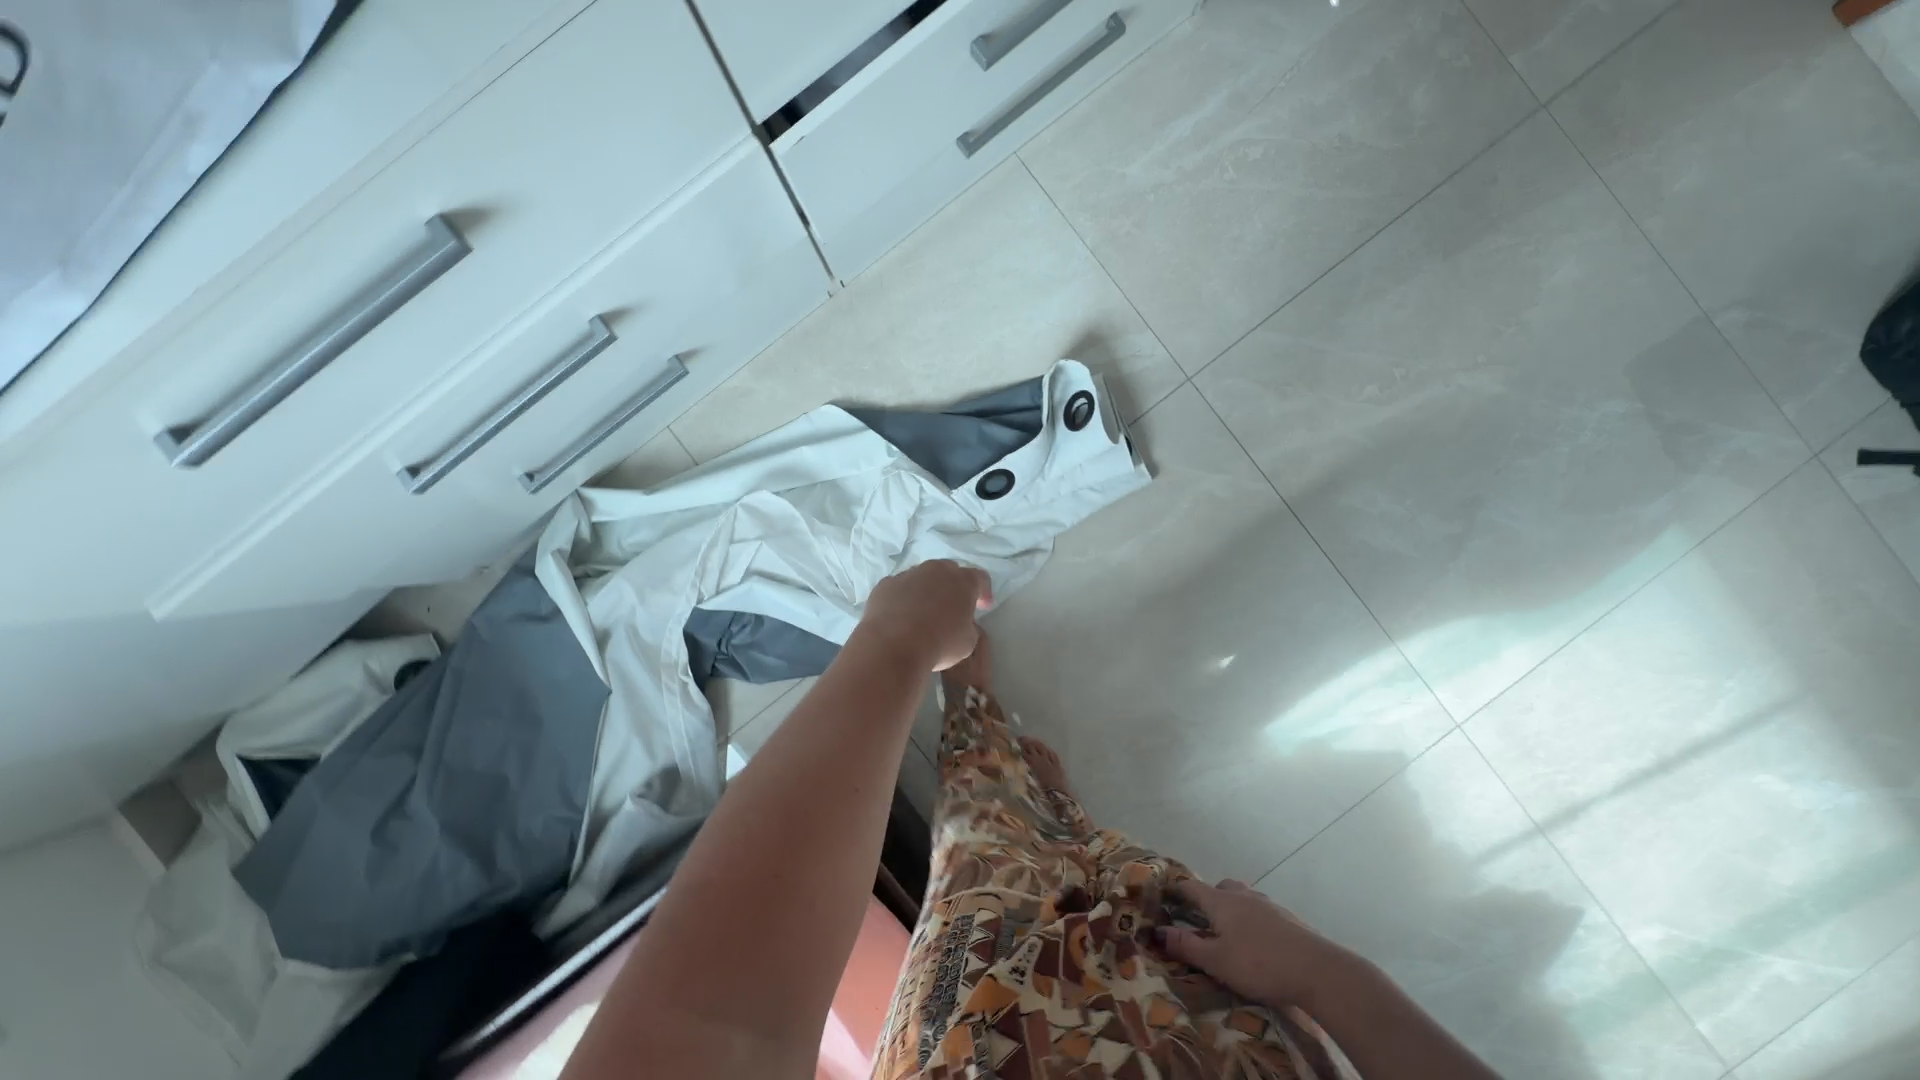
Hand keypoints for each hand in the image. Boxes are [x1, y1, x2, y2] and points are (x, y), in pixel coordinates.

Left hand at [859, 560, 992, 671]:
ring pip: (922, 577)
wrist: (893, 645)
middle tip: (953, 605)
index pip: (980, 578)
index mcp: (963, 581)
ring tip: (923, 612)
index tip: (983, 606)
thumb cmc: (939, 643)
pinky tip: (900, 615)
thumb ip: (968, 626)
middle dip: (953, 585)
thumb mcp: (968, 642)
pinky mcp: (885, 584)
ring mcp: (908, 575)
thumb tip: (961, 623)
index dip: (984, 592)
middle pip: (949, 571)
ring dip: (926, 590)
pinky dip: (903, 598)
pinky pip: (899, 588)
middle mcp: (936, 571)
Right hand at [1156, 878, 1362, 1011]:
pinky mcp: (1290, 920)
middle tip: (1202, 918)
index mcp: (1222, 902)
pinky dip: (1254, 921)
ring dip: (1234, 908)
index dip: (1177, 890)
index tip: (1165, 895)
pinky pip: (1264, 912)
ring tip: (1231, 933)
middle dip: (1209, 898)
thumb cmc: (1259, 964)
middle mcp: (1245, 897)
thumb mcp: (1216, 960)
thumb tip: (1157, 931)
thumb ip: (1186, 945)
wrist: (1318, 970)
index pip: (1192, 887)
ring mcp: (1270, 906)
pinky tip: (1259, 943)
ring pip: (1245, 898)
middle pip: (1222, 887)